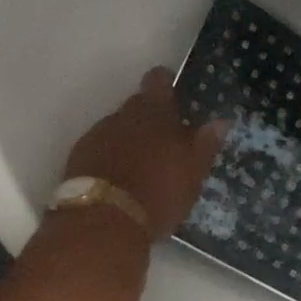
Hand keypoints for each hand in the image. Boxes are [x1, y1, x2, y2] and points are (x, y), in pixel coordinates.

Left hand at [63, 67, 226, 240]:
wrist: (105, 221)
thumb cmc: (159, 194)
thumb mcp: (193, 174)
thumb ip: (206, 145)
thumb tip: (221, 121)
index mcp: (154, 112)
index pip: (158, 79)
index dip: (167, 85)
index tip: (175, 100)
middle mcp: (122, 114)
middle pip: (137, 106)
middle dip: (150, 121)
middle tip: (166, 147)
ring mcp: (97, 134)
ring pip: (118, 129)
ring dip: (130, 142)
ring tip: (143, 171)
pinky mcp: (79, 157)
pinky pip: (100, 149)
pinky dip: (112, 159)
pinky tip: (121, 183)